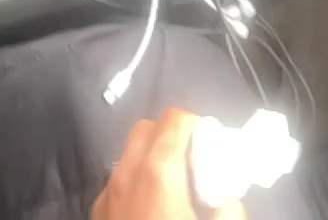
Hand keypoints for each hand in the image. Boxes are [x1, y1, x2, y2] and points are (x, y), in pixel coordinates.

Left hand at [91, 108, 245, 219]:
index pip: (176, 119)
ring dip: (152, 158)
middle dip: (172, 137)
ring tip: (176, 188)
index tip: (213, 147)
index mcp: (159, 170)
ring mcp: (107, 193)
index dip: (198, 126)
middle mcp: (127, 172)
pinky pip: (118, 181)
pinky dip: (136, 181)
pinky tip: (153, 210)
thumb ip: (230, 210)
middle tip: (196, 164)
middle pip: (147, 129)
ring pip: (129, 154)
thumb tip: (229, 200)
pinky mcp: (97, 214)